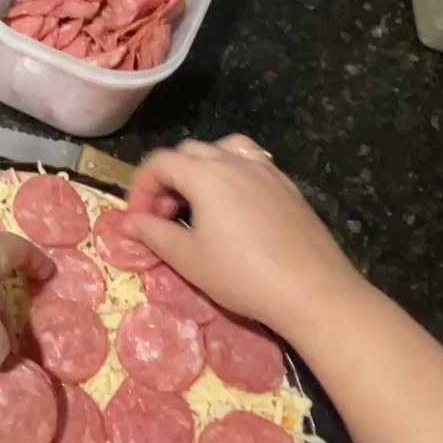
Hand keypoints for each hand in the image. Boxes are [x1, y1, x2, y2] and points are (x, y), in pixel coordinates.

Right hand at [120, 136, 366, 333]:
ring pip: (222, 150)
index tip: (138, 218)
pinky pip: (251, 163)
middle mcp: (234, 162)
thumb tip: (128, 222)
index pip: (159, 163)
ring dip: (200, 169)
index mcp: (205, 174)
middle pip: (188, 152)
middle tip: (164, 215)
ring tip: (198, 202)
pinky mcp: (287, 187)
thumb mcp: (187, 258)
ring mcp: (266, 171)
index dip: (140, 187)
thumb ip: (153, 233)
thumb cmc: (242, 275)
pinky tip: (234, 208)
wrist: (314, 292)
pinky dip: (231, 174)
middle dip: (167, 179)